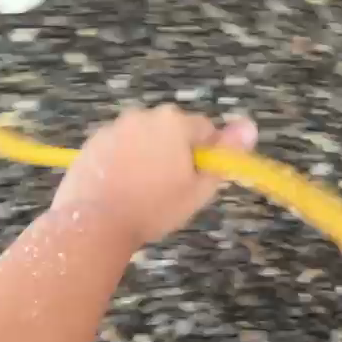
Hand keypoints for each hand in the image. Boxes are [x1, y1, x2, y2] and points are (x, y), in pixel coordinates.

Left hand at [50, 106, 257, 245]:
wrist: (93, 225)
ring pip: (145, 138)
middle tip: (173, 185)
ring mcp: (114, 128)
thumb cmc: (155, 207)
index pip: (206, 129)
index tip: (198, 177)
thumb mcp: (201, 186)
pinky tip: (123, 187)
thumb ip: (227, 154)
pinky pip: (120, 146)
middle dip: (177, 151)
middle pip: (173, 130)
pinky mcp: (91, 143)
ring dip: (150, 155)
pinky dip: (125, 161)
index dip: (207, 154)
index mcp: (174, 122)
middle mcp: (144, 116)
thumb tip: (250, 125)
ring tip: (145, 189)